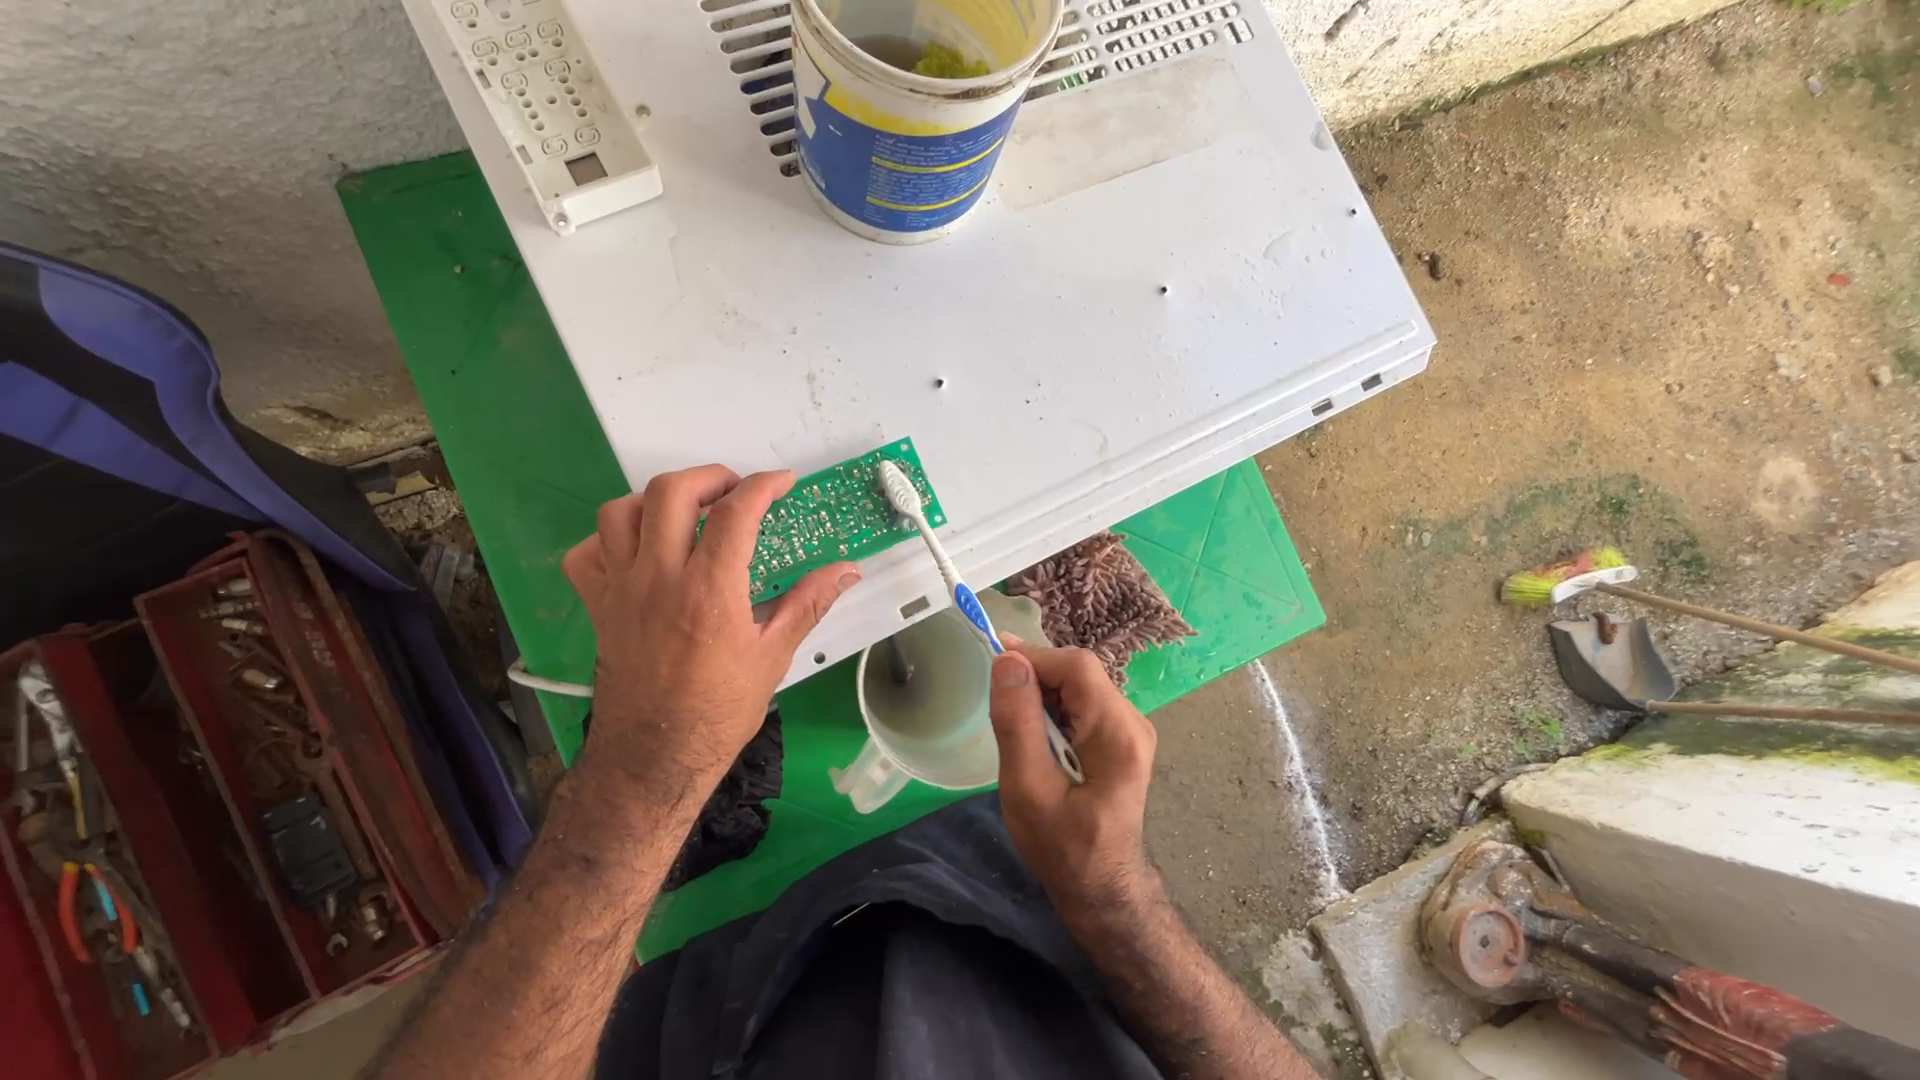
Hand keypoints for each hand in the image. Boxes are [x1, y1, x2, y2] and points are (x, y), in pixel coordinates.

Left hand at [563, 465, 859, 788]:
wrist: (655, 758)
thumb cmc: (720, 711)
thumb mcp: (774, 656)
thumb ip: (808, 603)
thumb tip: (849, 570)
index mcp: (710, 588)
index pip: (736, 511)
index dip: (763, 485)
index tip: (782, 482)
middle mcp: (659, 577)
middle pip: (670, 492)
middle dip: (708, 477)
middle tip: (734, 491)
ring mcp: (620, 590)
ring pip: (619, 512)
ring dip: (654, 500)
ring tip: (685, 513)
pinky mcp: (597, 607)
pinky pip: (585, 555)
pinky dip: (607, 541)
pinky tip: (637, 551)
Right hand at [988, 639, 1162, 929]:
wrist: (1100, 890)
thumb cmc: (1061, 847)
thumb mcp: (1027, 788)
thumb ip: (1018, 722)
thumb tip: (1007, 660)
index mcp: (1118, 733)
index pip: (1077, 666)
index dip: (1033, 657)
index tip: (993, 664)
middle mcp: (1132, 722)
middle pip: (1079, 672)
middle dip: (1035, 676)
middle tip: (998, 703)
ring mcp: (1129, 730)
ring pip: (1079, 685)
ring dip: (1042, 694)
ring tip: (1015, 726)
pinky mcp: (1120, 739)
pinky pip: (1083, 704)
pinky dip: (1053, 708)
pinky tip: (1035, 736)